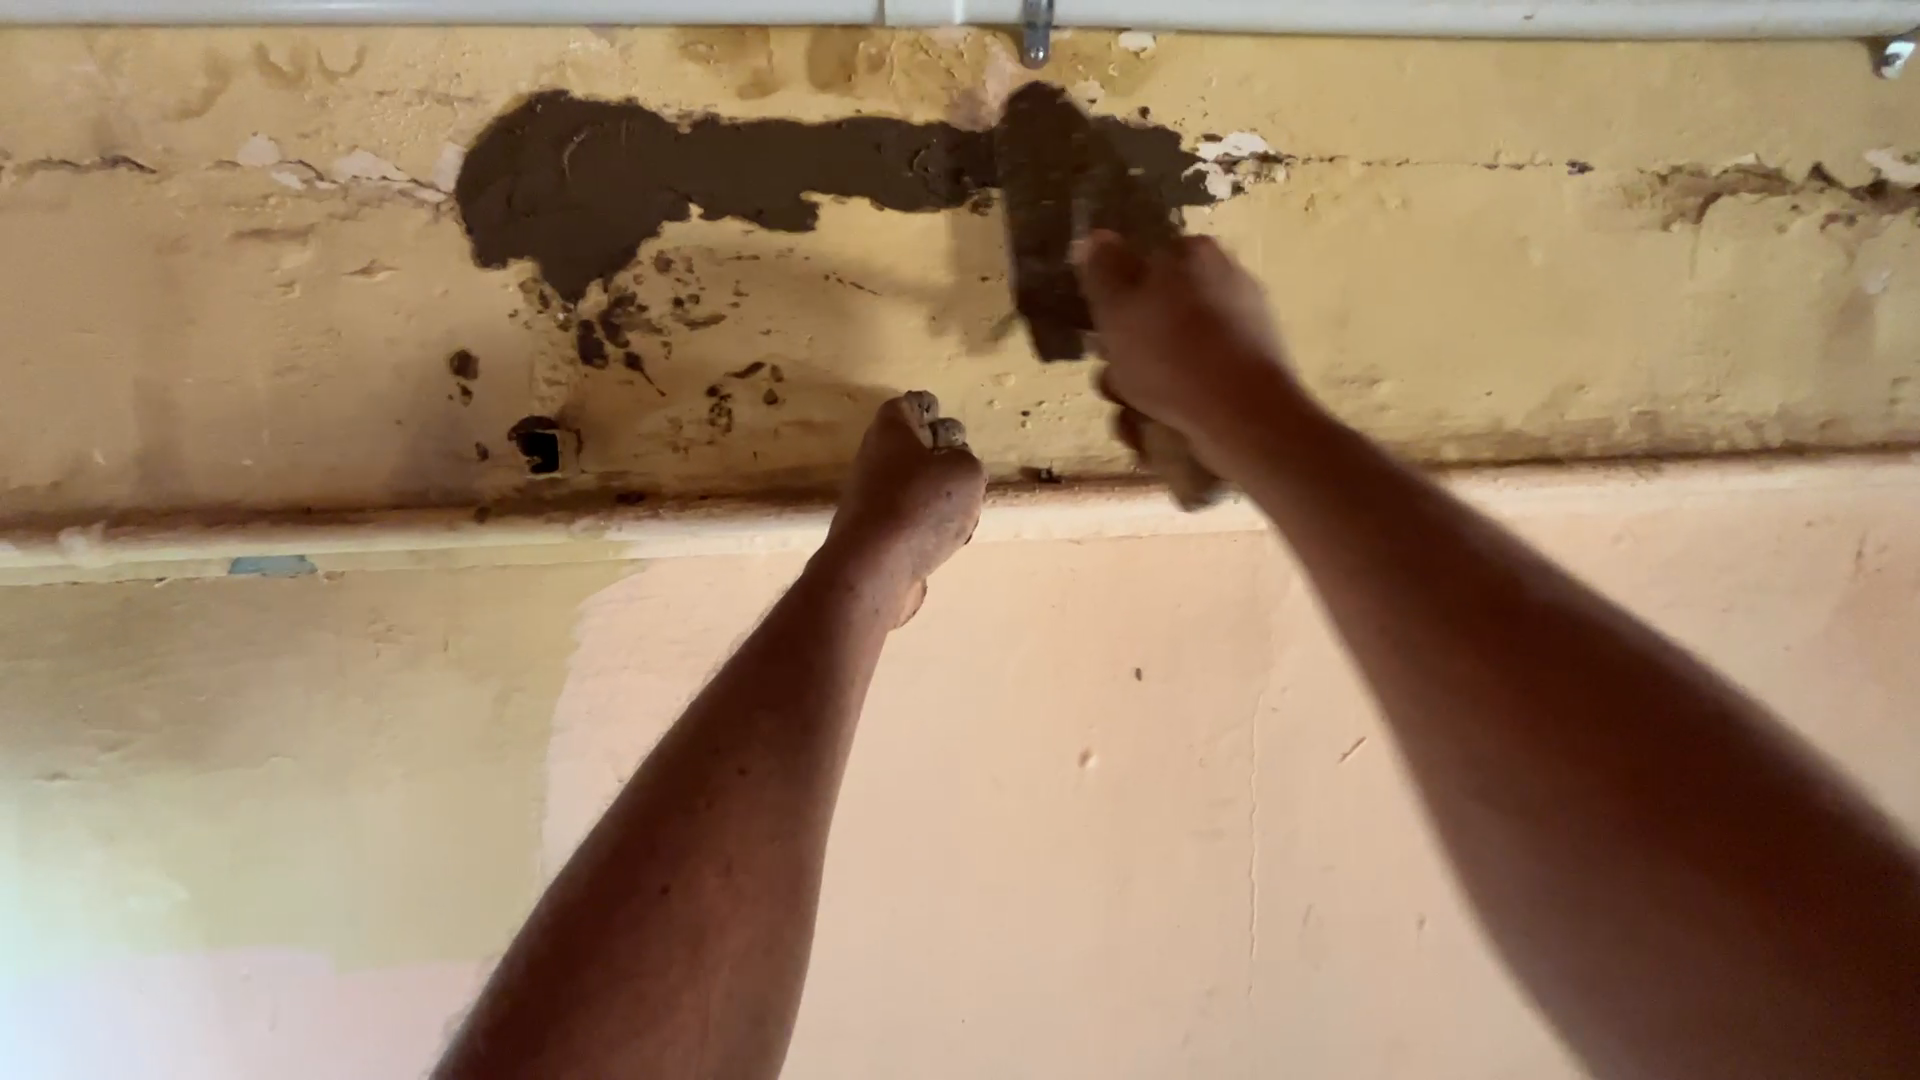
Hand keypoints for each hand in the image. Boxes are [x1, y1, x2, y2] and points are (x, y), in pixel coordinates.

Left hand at [820, 392, 986, 624]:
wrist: (875, 567)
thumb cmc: (921, 505)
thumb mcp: (965, 473)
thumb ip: (967, 463)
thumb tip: (956, 472)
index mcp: (891, 430)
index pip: (910, 405)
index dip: (927, 406)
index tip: (939, 410)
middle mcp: (877, 460)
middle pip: (912, 446)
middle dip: (939, 450)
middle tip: (963, 458)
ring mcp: (874, 500)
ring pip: (915, 485)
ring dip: (940, 493)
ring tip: (965, 505)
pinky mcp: (879, 535)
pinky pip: (912, 520)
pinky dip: (930, 525)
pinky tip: (949, 538)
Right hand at [1076, 231, 1303, 467]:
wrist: (1242, 413)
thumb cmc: (1169, 355)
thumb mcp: (1117, 310)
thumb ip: (1101, 272)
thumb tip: (1094, 237)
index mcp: (1191, 253)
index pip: (1140, 267)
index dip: (1114, 304)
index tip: (1102, 338)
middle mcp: (1226, 279)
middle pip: (1157, 316)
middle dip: (1129, 354)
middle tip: (1115, 383)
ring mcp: (1246, 324)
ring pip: (1175, 355)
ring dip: (1146, 387)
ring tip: (1136, 415)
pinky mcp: (1255, 368)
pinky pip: (1201, 382)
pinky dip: (1178, 403)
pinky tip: (1166, 426)